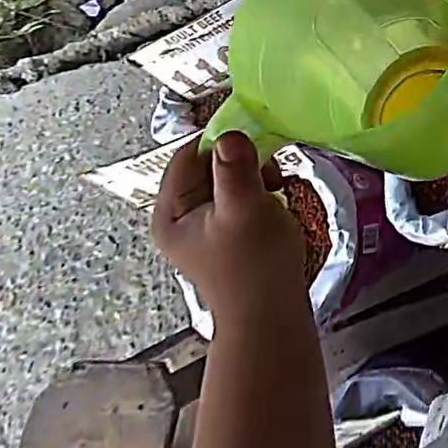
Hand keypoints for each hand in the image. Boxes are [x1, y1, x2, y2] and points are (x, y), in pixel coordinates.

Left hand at [153, 133, 305, 328]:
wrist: (270, 313)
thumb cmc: (255, 262)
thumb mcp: (246, 210)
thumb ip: (235, 171)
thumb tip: (228, 134)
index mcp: (171, 213)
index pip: (187, 157)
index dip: (220, 142)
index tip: (256, 140)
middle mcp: (181, 217)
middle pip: (207, 165)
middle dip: (242, 160)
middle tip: (270, 171)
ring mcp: (204, 225)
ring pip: (227, 178)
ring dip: (254, 173)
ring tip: (276, 186)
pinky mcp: (227, 231)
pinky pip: (239, 194)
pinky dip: (259, 188)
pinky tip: (276, 199)